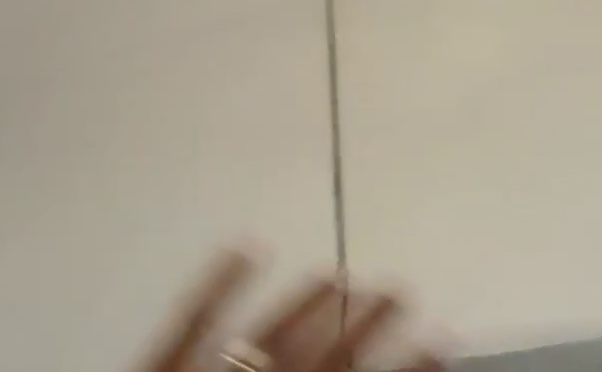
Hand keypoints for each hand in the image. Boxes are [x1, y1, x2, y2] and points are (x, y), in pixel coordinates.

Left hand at [140, 252, 444, 371]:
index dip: (407, 365)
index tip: (441, 336)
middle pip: (326, 356)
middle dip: (369, 323)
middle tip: (402, 288)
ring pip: (272, 331)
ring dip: (311, 301)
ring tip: (342, 272)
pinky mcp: (160, 367)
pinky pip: (194, 318)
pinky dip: (220, 280)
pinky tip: (249, 242)